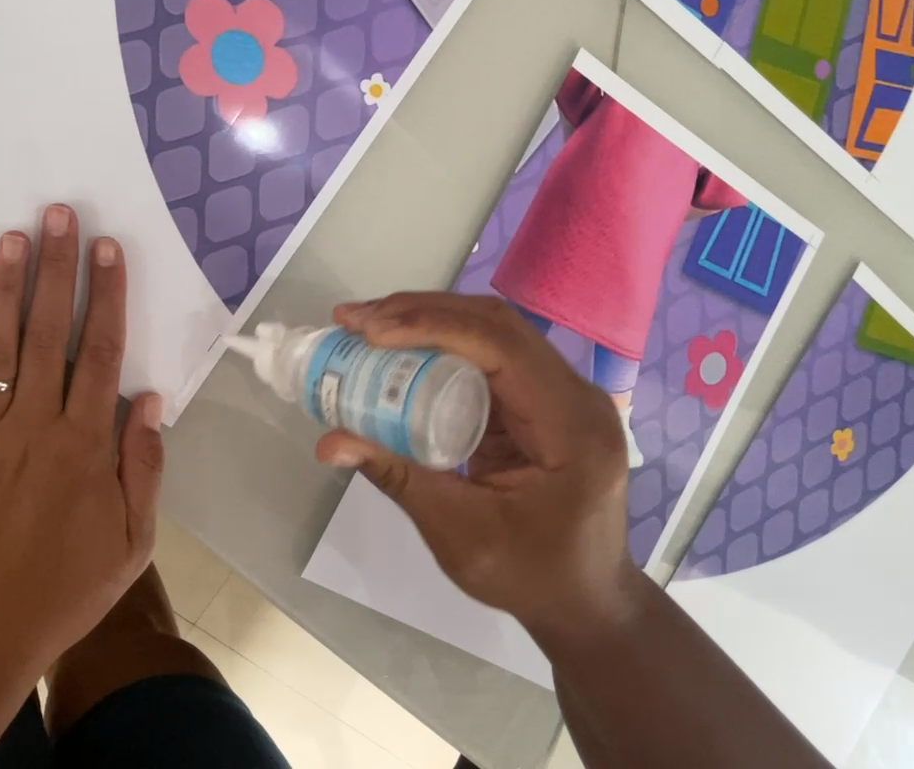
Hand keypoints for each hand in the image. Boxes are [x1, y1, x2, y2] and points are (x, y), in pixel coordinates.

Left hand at [0, 204, 163, 670]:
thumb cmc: (63, 591)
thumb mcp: (131, 541)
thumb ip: (144, 467)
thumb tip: (150, 399)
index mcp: (83, 445)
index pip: (100, 353)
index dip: (106, 296)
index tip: (107, 248)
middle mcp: (33, 425)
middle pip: (49, 334)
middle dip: (56, 270)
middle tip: (57, 214)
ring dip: (3, 291)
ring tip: (8, 238)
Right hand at [314, 293, 638, 641]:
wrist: (585, 601)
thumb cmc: (532, 575)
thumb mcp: (460, 535)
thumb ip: (397, 478)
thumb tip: (328, 442)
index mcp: (571, 427)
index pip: (501, 346)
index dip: (432, 326)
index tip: (368, 332)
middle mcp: (574, 396)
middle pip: (496, 325)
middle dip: (419, 312)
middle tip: (353, 320)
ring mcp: (560, 394)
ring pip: (491, 331)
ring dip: (425, 320)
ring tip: (364, 325)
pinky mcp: (539, 400)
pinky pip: (487, 355)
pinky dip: (437, 345)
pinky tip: (396, 349)